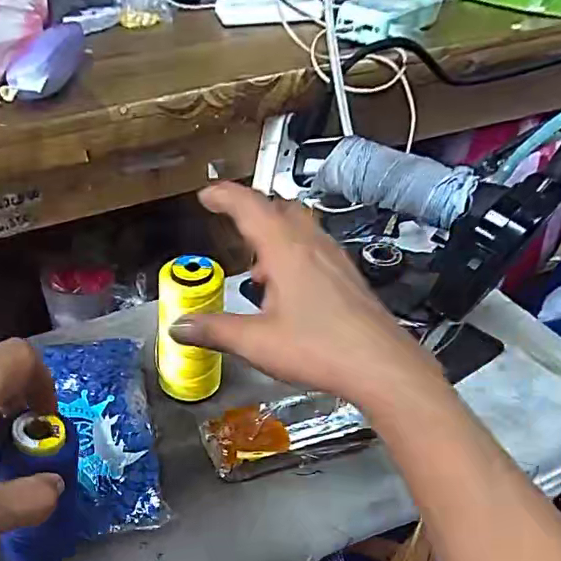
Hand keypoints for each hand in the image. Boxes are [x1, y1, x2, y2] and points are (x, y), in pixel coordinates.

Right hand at [169, 182, 445, 412]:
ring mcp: (338, 261)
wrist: (381, 365)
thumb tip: (180, 326)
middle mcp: (314, 245)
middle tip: (235, 228)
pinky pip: (320, 255)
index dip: (224, 196)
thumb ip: (216, 330)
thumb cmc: (319, 349)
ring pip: (304, 232)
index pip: (249, 205)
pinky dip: (299, 260)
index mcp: (286, 248)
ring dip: (278, 239)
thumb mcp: (257, 343)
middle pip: (281, 210)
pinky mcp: (352, 282)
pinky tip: (294, 294)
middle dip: (254, 214)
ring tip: (261, 271)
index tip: (207, 195)